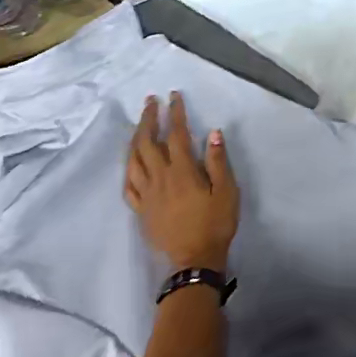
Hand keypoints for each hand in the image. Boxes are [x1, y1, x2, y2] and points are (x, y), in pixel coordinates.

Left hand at [125, 92, 238, 271]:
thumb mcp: (226, 191)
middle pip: (147, 142)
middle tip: (150, 102)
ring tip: (139, 125)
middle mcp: (160, 177)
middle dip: (148, 118)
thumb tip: (213, 132)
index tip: (173, 96)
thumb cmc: (215, 223)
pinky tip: (131, 161)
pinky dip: (128, 167)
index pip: (176, 134)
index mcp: (182, 170)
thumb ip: (218, 160)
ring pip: (133, 159)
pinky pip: (129, 183)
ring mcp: (146, 194)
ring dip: (135, 138)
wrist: (195, 260)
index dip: (175, 113)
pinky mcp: (140, 209)